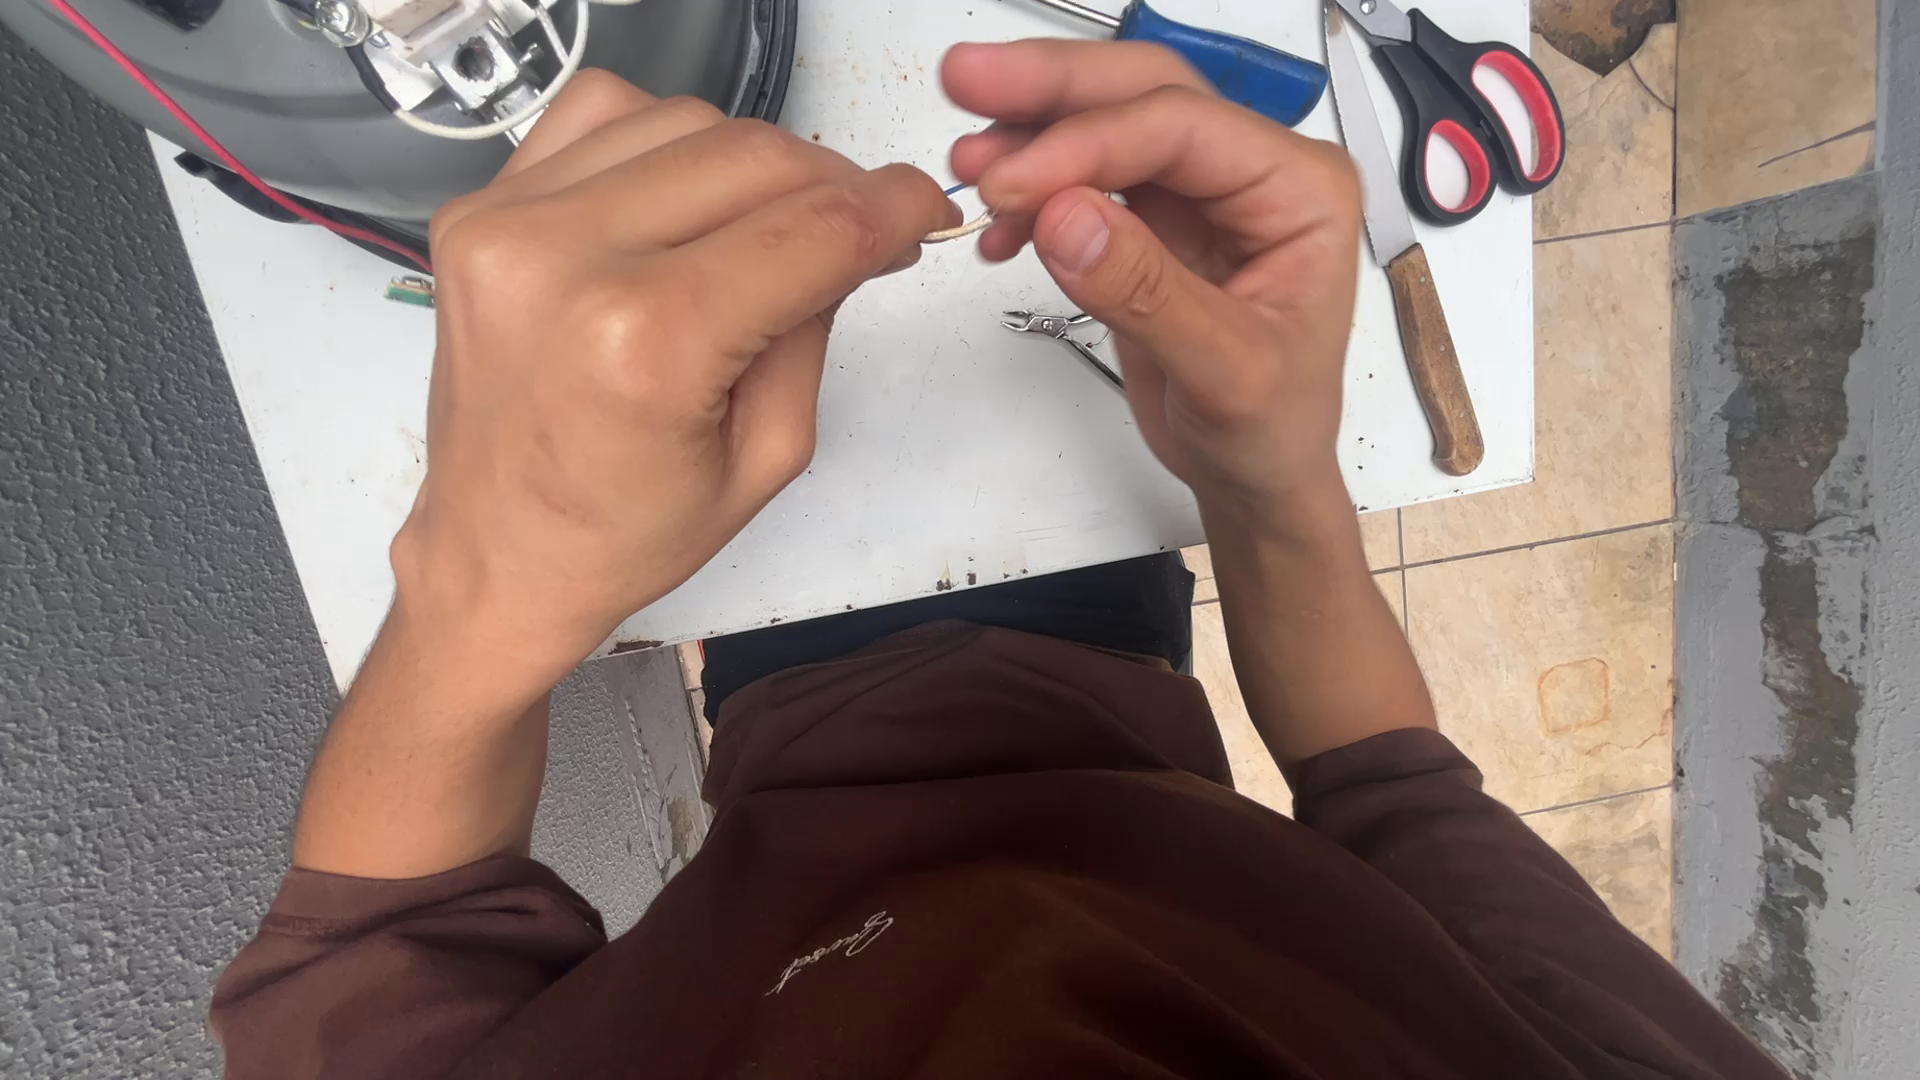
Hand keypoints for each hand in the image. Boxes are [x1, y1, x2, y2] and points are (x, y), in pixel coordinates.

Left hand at [392, 72, 953, 703]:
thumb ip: (814, 332)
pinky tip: (697, 201)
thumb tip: (852, 241)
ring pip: (689, 124)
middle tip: (868, 230)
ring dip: (762, 167)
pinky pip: (606, 117)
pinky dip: (676, 145)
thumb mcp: (770, 454)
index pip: (812, 233)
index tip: (928, 209)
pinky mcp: (483, 207)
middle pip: (757, 159)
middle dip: (839, 186)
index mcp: (651, 346)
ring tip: (779, 230)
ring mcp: (509, 220)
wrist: (503, 551)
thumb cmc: (634, 532)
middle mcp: (568, 259)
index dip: (894, 209)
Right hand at [944, 41, 1363, 539]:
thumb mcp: (1222, 371)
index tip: (1009, 184)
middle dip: (1051, 91)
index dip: (1084, 145)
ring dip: (1033, 141)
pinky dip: (1037, 204)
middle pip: (1143, 98)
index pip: (1179, 129)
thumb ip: (1145, 291)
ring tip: (968, 162)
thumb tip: (1063, 216)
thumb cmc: (1270, 429)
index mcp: (1296, 192)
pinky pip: (1088, 194)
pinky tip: (1000, 230)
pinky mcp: (1153, 238)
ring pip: (1108, 137)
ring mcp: (1197, 205)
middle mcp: (1249, 180)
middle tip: (967, 79)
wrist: (1255, 473)